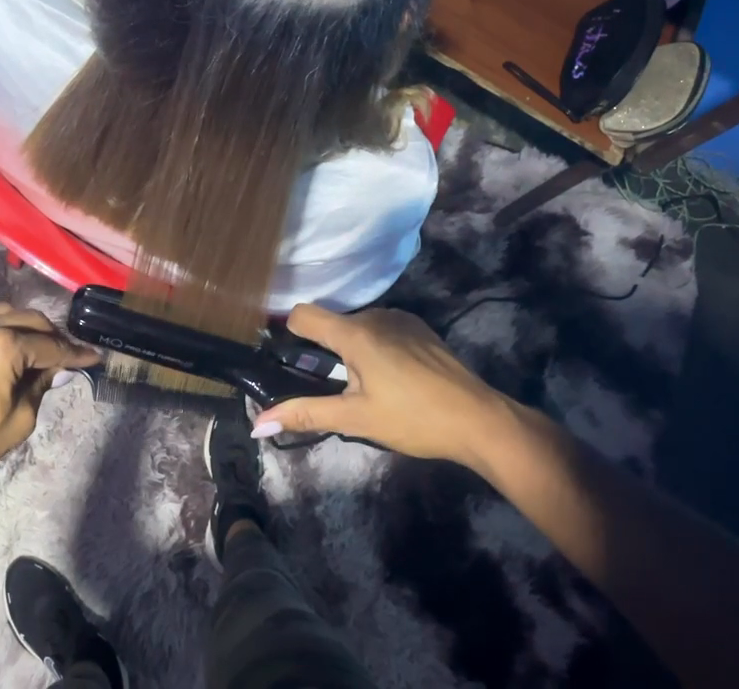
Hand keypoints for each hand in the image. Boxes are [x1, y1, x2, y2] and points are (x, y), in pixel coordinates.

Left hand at [0, 303, 99, 489]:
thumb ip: (40, 387)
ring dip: (23, 326)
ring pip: (1, 312)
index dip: (75, 354)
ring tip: (34, 346)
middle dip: (51, 336)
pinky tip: (1, 343)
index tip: (93, 358)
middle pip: (28, 320)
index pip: (50, 346)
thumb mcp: (19, 420)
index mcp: (4, 346)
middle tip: (65, 355)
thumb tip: (56, 371)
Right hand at [253, 305, 513, 466]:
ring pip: (359, 328)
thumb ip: (305, 414)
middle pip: (332, 324)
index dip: (290, 334)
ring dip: (352, 351)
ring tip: (367, 389)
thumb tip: (258, 424)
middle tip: (334, 389)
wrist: (480, 420)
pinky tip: (393, 380)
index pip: (303, 314)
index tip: (289, 360)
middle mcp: (375, 315)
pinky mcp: (420, 328)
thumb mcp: (356, 420)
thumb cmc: (413, 419)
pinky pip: (383, 330)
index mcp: (355, 333)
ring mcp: (401, 318)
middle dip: (325, 352)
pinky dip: (376, 348)